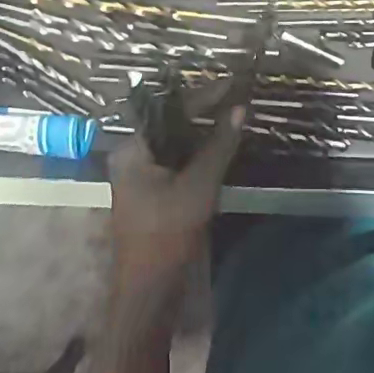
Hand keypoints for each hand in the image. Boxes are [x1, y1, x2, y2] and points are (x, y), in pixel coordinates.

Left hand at [105, 103, 245, 295]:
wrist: (150, 289)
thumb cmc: (168, 233)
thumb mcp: (198, 185)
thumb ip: (219, 146)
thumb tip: (240, 109)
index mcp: (133, 150)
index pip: (170, 111)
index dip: (205, 96)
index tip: (234, 83)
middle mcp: (133, 158)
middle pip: (172, 125)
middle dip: (205, 112)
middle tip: (238, 99)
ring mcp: (143, 178)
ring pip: (177, 145)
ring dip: (205, 133)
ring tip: (235, 116)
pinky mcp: (155, 195)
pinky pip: (179, 163)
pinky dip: (201, 153)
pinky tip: (223, 148)